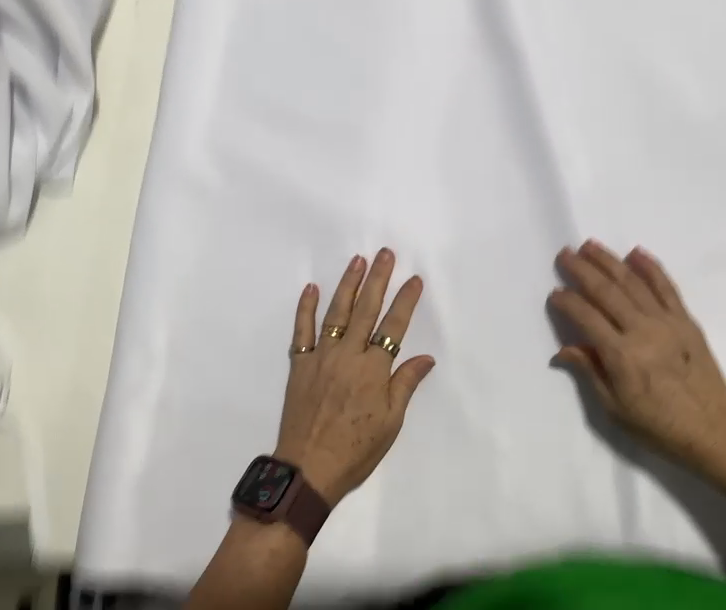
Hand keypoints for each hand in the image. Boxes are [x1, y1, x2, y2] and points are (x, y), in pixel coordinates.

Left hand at [276, 249, 435, 506]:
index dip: (405, 301)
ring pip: (337, 312)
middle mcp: (348, 355)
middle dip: (378, 279)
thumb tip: (425, 358)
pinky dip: (306, 308)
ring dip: (348, 284)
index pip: (394, 327)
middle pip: (366, 310)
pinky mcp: (299, 365)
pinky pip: (302, 331)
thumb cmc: (355, 451)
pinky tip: (312, 288)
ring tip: (358, 261)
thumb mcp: (390, 423)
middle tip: (385, 254)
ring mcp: (321, 357)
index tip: (414, 279)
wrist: (307, 472)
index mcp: (374, 370)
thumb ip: (405, 385)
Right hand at [550, 240, 725, 466]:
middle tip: (564, 254)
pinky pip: (666, 287)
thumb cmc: (659, 425)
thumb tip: (562, 350)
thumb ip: (590, 372)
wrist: (713, 427)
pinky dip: (650, 267)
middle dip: (582, 270)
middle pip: (606, 292)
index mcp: (621, 355)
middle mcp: (642, 330)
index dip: (567, 303)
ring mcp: (666, 322)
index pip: (586, 318)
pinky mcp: (685, 319)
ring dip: (609, 261)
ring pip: (633, 282)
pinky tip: (636, 252)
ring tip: (590, 245)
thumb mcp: (616, 408)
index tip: (555, 293)